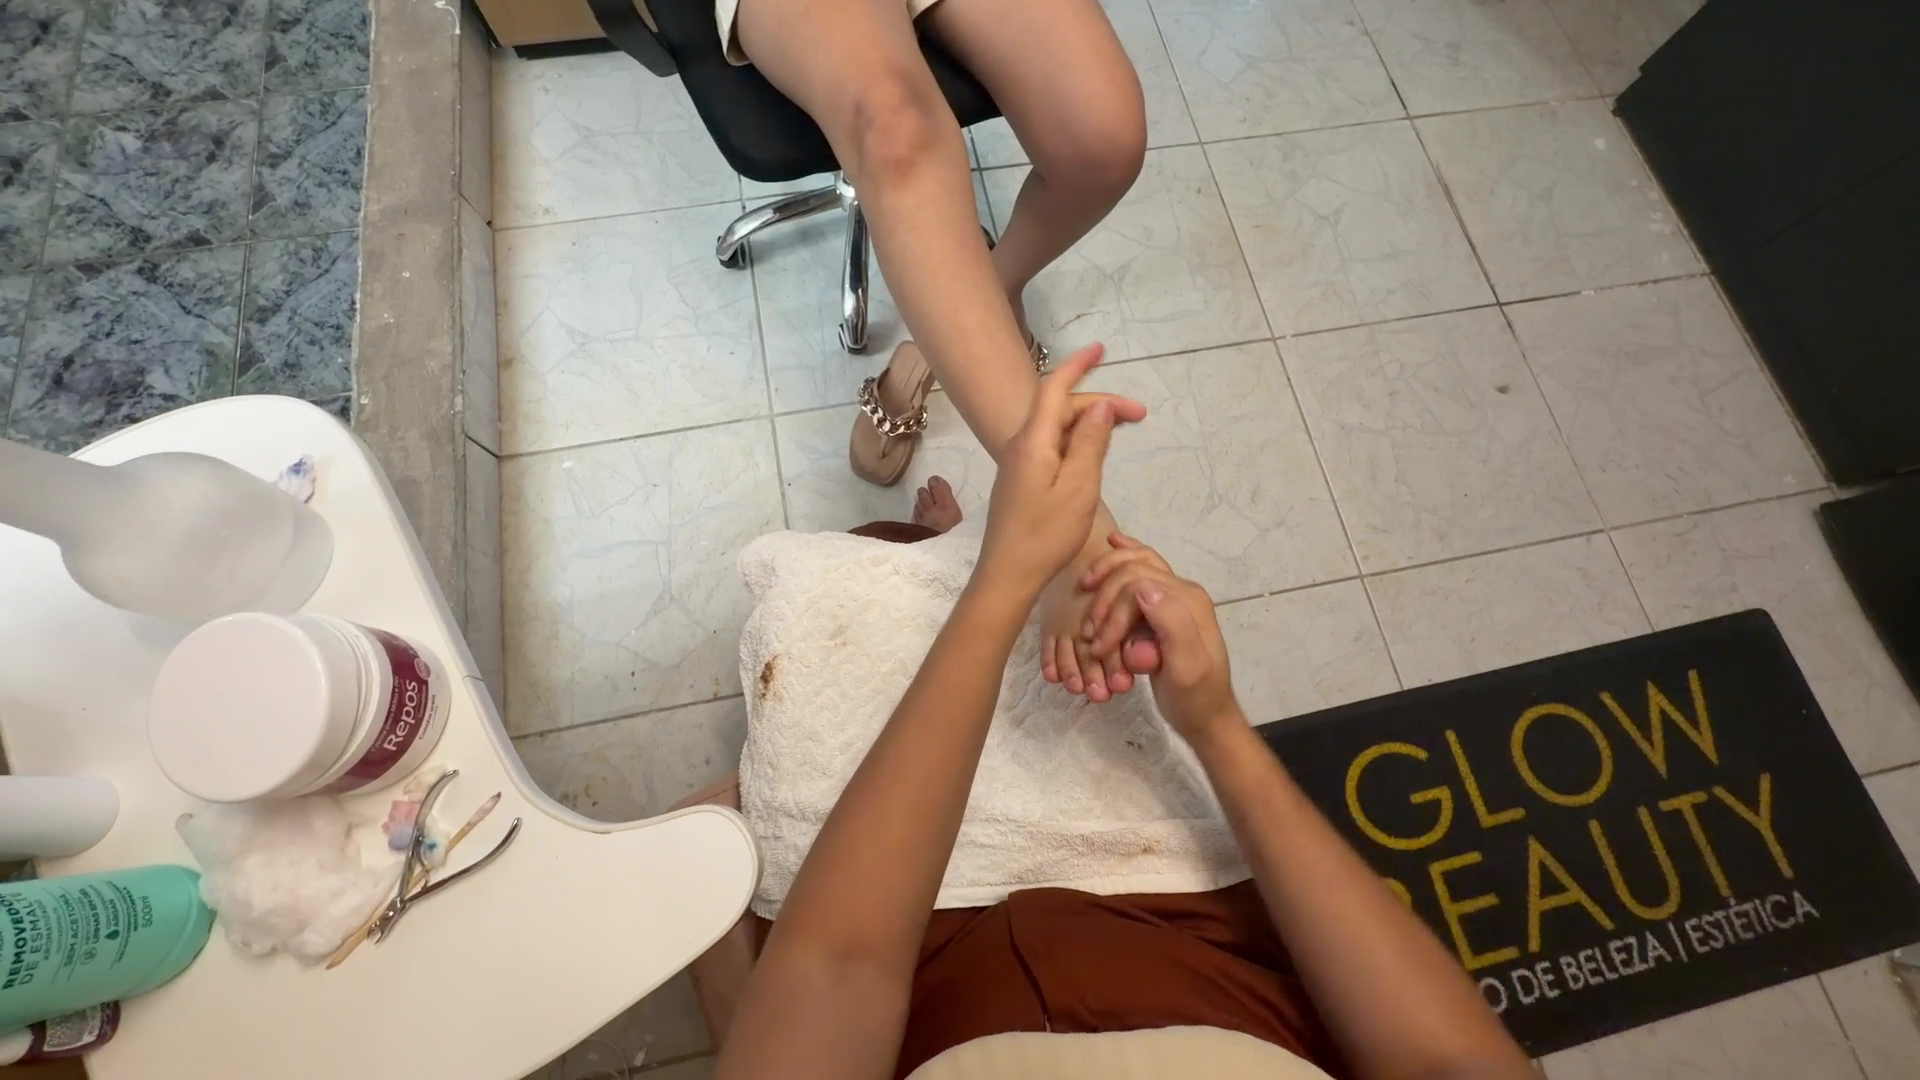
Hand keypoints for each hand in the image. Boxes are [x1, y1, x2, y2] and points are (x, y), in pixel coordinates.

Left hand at [977, 344, 1144, 597]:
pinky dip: (1076, 441)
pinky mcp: (1021, 480)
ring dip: (1090, 422)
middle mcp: (1021, 445)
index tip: (1102, 348)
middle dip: (1100, 402)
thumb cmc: (1045, 535)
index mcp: (1033, 441)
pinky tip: (1094, 454)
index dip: (1078, 365)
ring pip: (1057, 428)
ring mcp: (1019, 463)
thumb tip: (1101, 406)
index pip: (1055, 388)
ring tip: (1124, 430)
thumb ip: (1090, 444)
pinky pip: (1051, 447)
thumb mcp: (1078, 488)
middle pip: (1060, 408)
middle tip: (1140, 417)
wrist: (1007, 574)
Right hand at [1080, 535, 1241, 741]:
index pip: (1136, 585)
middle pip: (1131, 572)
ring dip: (1105, 585)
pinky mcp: (1163, 606)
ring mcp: (1173, 596)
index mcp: (1188, 601)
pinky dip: (1124, 556)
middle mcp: (1183, 590)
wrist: (1206, 716)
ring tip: (1091, 614)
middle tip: (1091, 638)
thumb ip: (1171, 624)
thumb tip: (1143, 588)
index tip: (1099, 647)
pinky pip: (1141, 569)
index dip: (1111, 612)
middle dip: (1104, 604)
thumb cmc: (1194, 697)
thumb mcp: (1186, 668)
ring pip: (1132, 567)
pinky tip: (1113, 542)